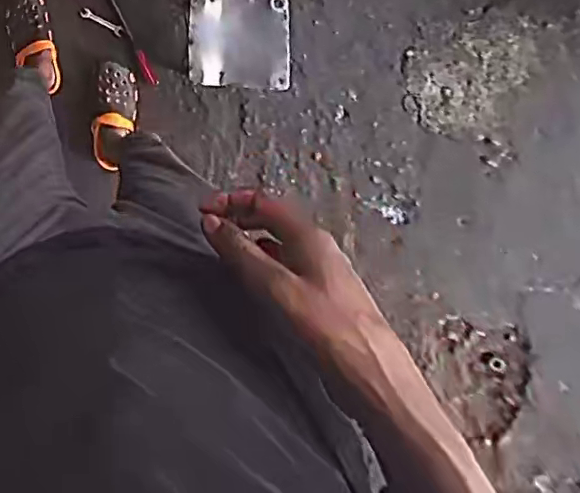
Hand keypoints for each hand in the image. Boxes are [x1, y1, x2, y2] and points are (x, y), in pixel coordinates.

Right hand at [199, 190, 389, 361]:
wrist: (376, 379)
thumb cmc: (327, 327)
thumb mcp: (275, 285)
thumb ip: (240, 251)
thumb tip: (211, 221)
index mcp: (308, 235)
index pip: (262, 200)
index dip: (229, 200)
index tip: (202, 211)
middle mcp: (316, 246)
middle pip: (270, 217)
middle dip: (237, 217)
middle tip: (210, 229)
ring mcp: (322, 272)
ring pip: (277, 243)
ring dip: (248, 240)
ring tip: (224, 253)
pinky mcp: (322, 297)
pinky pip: (284, 266)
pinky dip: (261, 263)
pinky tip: (252, 281)